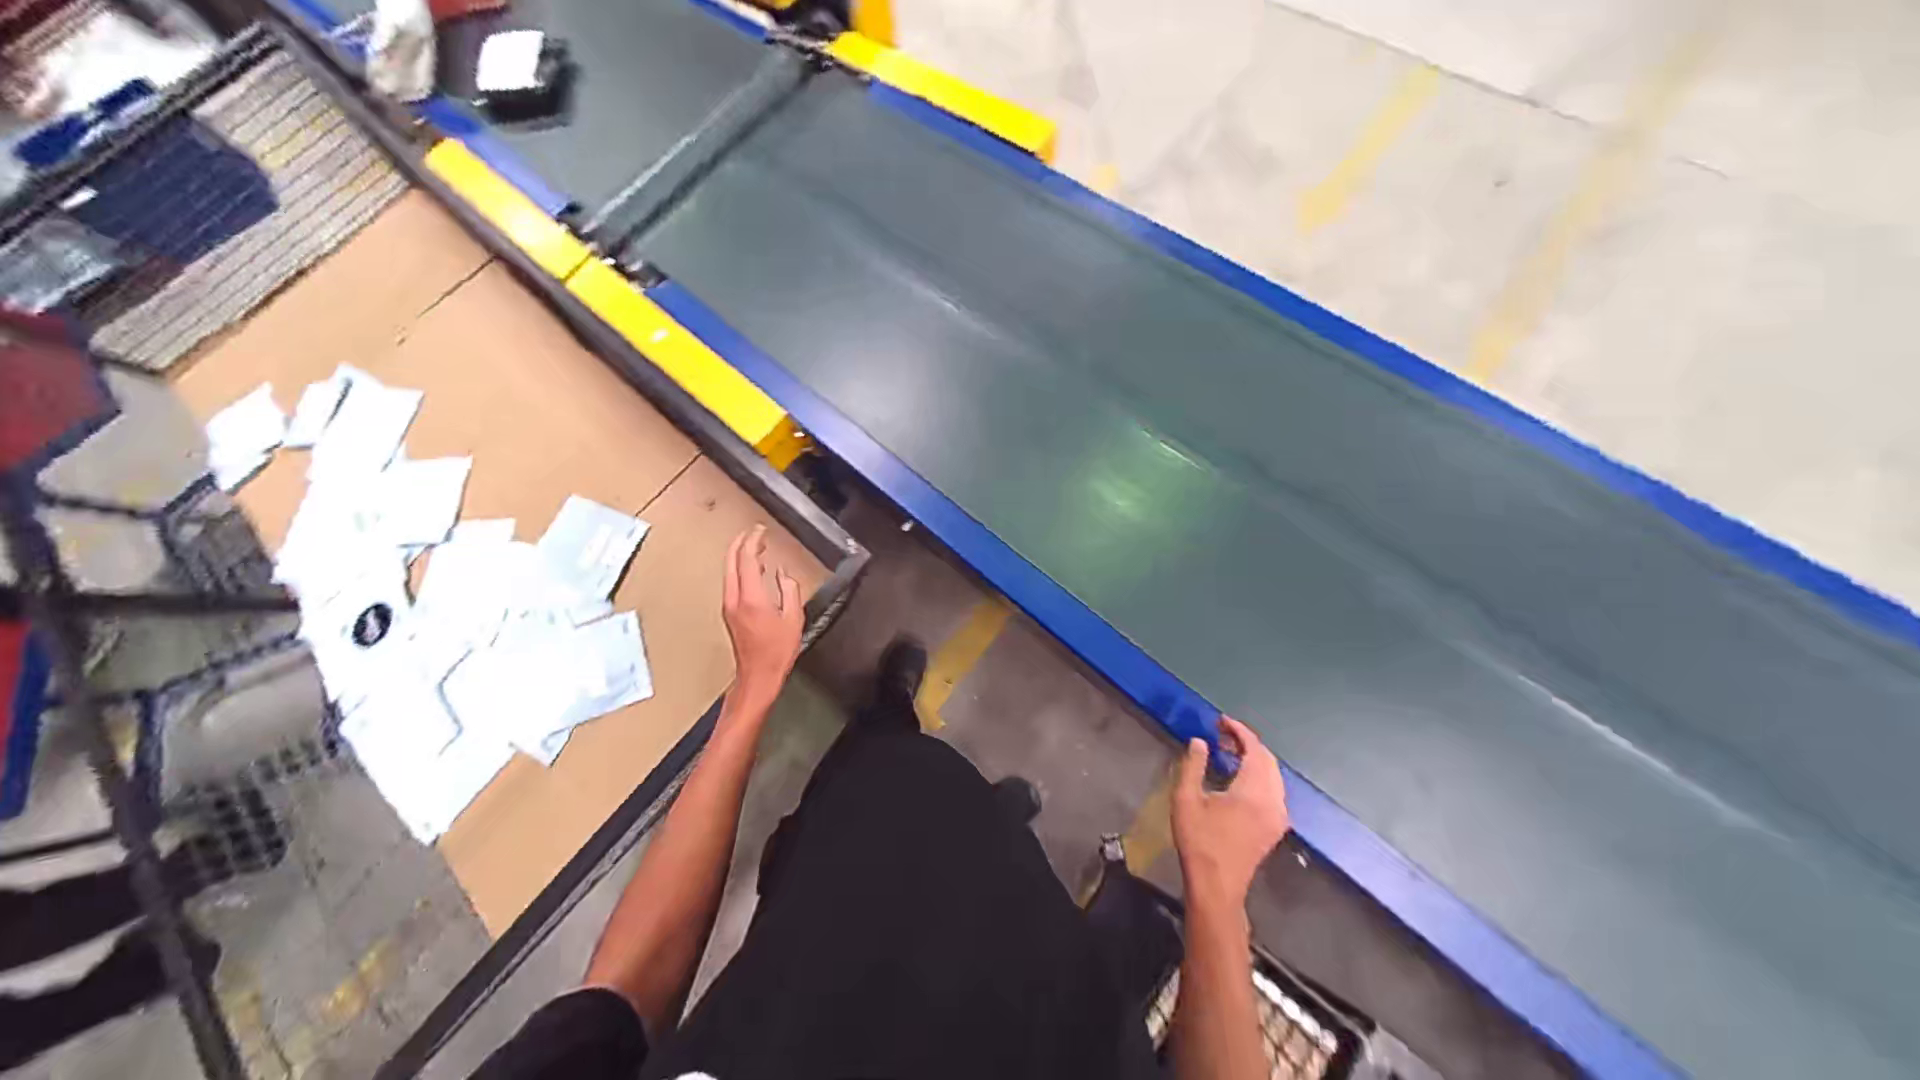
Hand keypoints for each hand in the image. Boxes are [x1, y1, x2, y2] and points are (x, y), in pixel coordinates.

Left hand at [721, 525, 803, 705]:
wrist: (757, 676)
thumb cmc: (776, 653)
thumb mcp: (794, 618)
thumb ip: (790, 590)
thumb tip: (783, 574)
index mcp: (751, 598)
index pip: (747, 559)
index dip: (754, 540)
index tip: (761, 531)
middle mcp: (735, 599)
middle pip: (731, 560)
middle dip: (742, 542)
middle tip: (754, 532)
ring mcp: (729, 606)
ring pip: (729, 570)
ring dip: (740, 555)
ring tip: (755, 546)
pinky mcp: (730, 612)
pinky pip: (732, 582)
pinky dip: (740, 569)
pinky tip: (753, 569)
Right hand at [1171, 716, 1290, 907]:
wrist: (1216, 886)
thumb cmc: (1199, 841)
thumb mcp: (1186, 799)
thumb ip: (1194, 765)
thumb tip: (1200, 742)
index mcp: (1254, 792)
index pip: (1255, 750)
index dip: (1239, 731)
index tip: (1221, 721)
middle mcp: (1274, 801)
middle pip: (1268, 761)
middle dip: (1247, 743)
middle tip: (1221, 734)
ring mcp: (1278, 816)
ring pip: (1272, 776)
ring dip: (1253, 759)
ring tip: (1227, 753)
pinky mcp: (1275, 827)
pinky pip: (1273, 790)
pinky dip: (1258, 776)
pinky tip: (1237, 778)